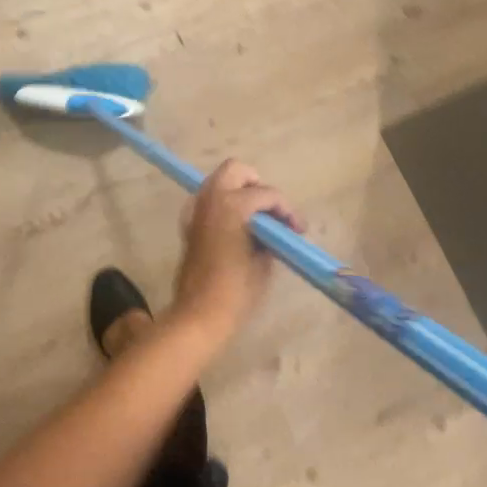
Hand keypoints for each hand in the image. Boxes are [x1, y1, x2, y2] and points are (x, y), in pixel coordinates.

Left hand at [171, 159, 303, 344]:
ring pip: (219, 182)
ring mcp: (195, 210)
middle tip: (271, 211)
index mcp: (231, 205)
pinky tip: (237, 227)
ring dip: (239, 192)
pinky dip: (223, 205)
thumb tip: (274, 230)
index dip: (286, 209)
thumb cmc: (236, 292)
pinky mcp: (188, 224)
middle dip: (257, 185)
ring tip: (257, 220)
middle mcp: (210, 199)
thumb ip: (271, 237)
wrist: (199, 316)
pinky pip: (207, 201)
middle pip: (235, 170)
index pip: (266, 194)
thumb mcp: (263, 263)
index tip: (298, 229)